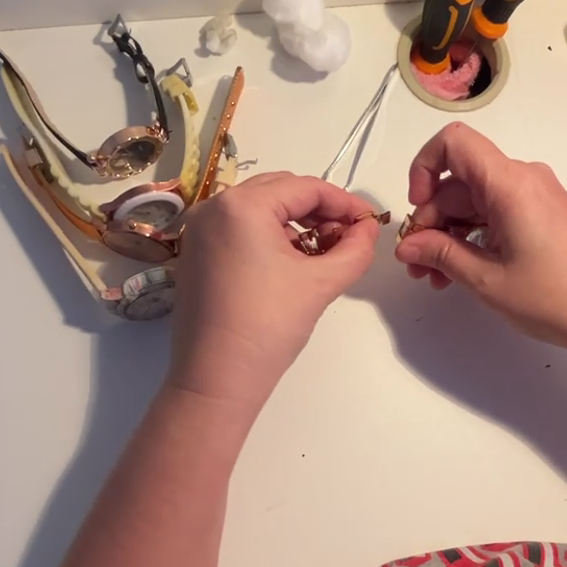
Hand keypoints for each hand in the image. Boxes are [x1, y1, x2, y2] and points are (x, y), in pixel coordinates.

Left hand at [169, 173, 380, 405]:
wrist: (216, 379)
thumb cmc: (269, 326)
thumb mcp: (321, 283)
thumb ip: (355, 249)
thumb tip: (369, 230)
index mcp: (242, 205)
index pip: (306, 187)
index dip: (345, 201)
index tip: (371, 222)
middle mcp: (214, 207)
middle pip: (280, 191)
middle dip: (319, 210)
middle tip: (349, 236)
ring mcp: (200, 230)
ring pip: (260, 209)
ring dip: (296, 223)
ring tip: (324, 252)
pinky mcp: (196, 253)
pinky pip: (240, 229)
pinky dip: (270, 237)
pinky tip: (292, 263)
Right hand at [395, 122, 566, 361]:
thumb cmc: (553, 297)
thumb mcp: (486, 279)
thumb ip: (440, 255)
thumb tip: (406, 246)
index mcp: (509, 183)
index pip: (453, 143)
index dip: (424, 168)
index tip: (418, 209)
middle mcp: (522, 179)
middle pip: (459, 182)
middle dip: (430, 220)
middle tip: (416, 266)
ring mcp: (534, 198)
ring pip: (474, 203)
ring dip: (448, 235)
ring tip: (433, 279)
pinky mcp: (542, 217)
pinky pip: (494, 216)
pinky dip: (472, 239)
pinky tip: (458, 273)